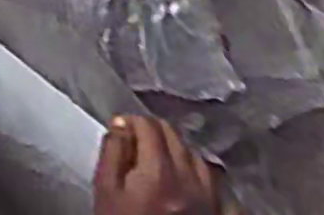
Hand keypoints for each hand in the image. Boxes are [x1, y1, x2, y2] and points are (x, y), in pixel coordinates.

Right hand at [93, 115, 221, 214]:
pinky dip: (201, 175)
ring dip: (178, 150)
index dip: (131, 121)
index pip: (148, 126)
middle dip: (153, 132)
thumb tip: (121, 125)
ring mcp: (210, 201)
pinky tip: (189, 182)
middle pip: (174, 136)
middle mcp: (190, 181)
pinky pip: (218, 185)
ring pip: (197, 157)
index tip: (120, 131)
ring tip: (161, 161)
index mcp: (158, 173)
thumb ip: (113, 152)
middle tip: (137, 143)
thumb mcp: (106, 190)